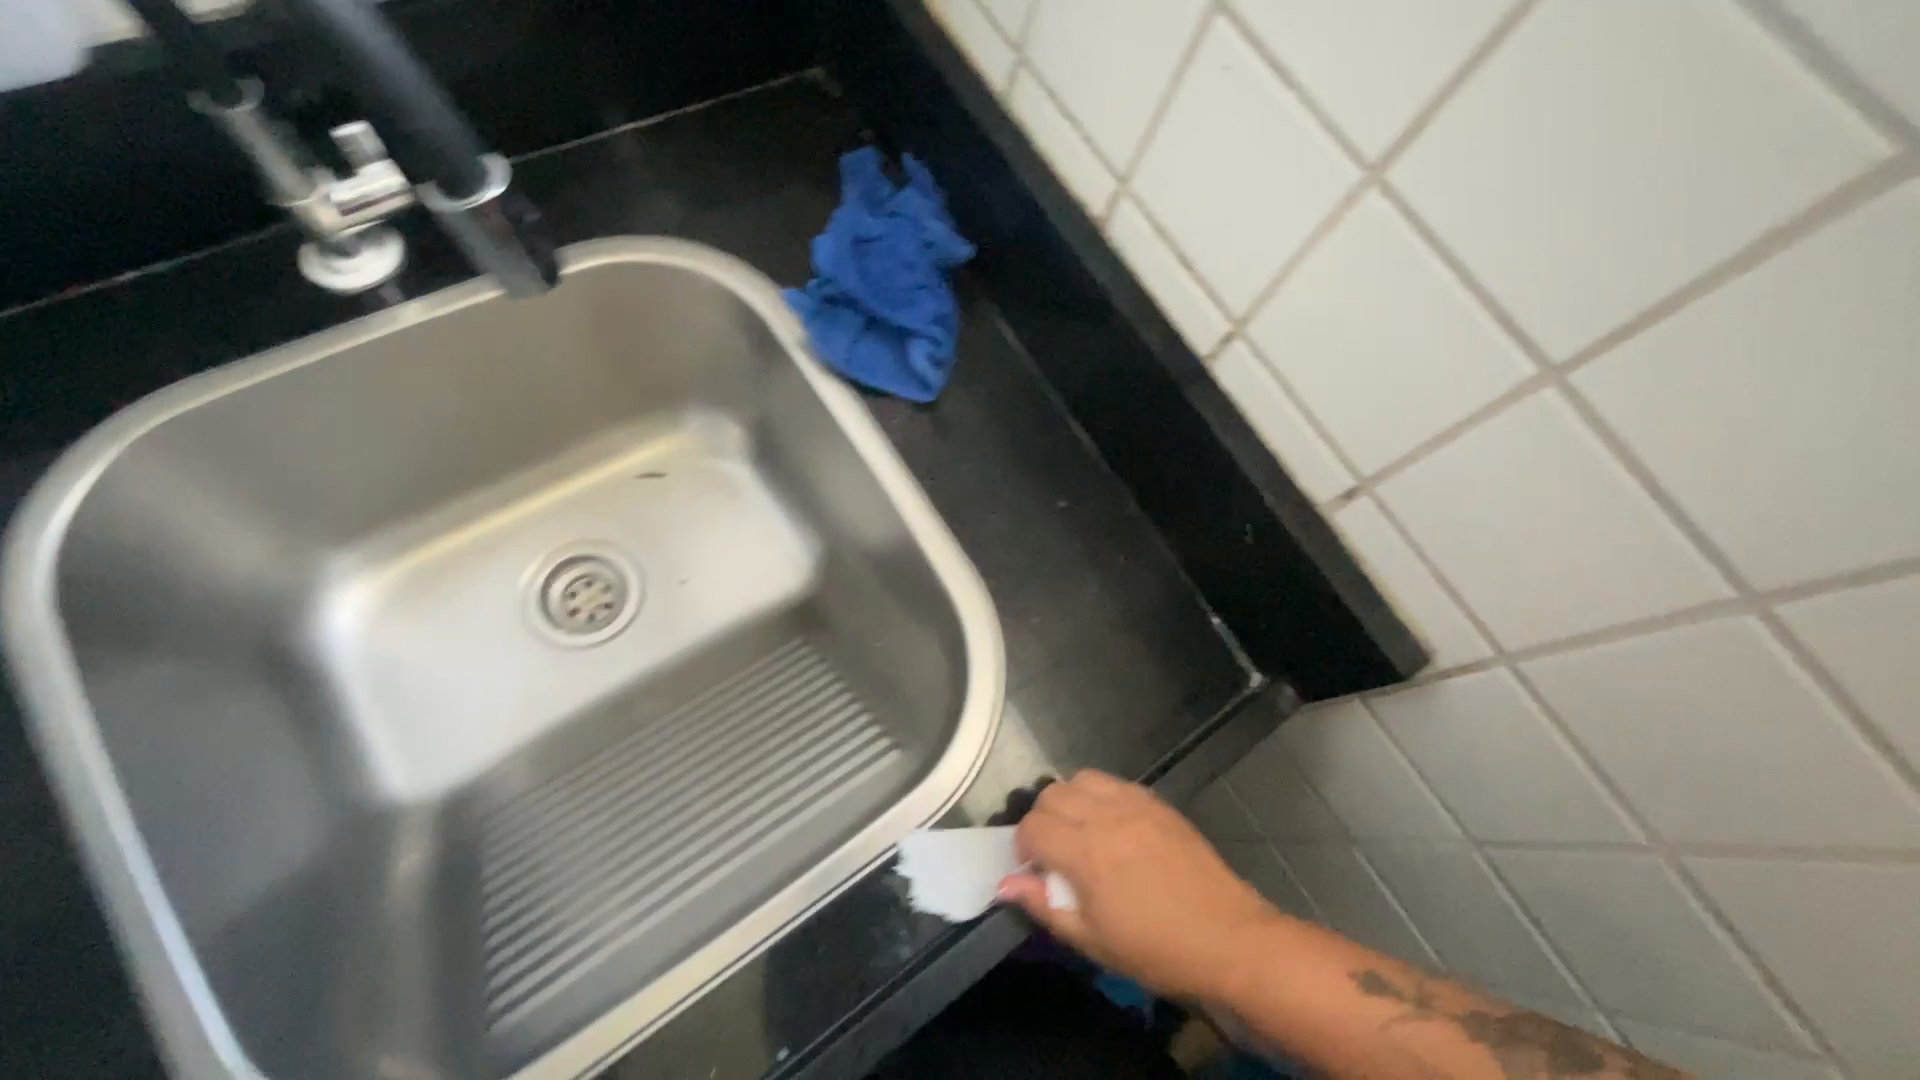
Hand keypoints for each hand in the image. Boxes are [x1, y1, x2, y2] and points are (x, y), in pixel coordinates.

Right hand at [996, 769, 1283, 1001]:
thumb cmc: (1156, 950)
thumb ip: (1044, 905)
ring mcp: (1135, 804)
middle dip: (1042, 819)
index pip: (1032, 827)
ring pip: (1082, 779)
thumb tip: (1005, 885)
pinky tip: (1112, 828)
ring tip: (1080, 833)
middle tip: (1053, 852)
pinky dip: (1101, 796)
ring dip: (1070, 800)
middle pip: (1052, 794)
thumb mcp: (1092, 940)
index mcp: (1086, 852)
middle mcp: (1106, 816)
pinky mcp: (1159, 804)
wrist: (1229, 940)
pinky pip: (1115, 783)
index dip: (1023, 848)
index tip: (1035, 870)